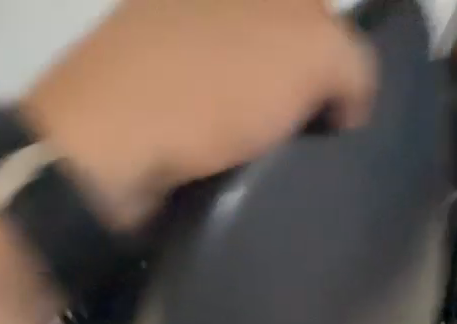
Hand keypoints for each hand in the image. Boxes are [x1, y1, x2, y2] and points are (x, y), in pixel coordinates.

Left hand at [22, 0, 376, 228]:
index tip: (347, 109)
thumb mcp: (309, 54)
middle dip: (302, 91)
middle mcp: (196, 4)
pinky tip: (239, 172)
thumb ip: (351, 62)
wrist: (105, 153)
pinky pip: (208, 118)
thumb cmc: (210, 88)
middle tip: (316, 140)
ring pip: (243, 86)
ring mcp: (163, 49)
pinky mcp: (143, 101)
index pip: (313, 11)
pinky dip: (228, 144)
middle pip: (278, 45)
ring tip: (280, 166)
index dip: (339, 57)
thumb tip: (347, 100)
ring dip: (266, 124)